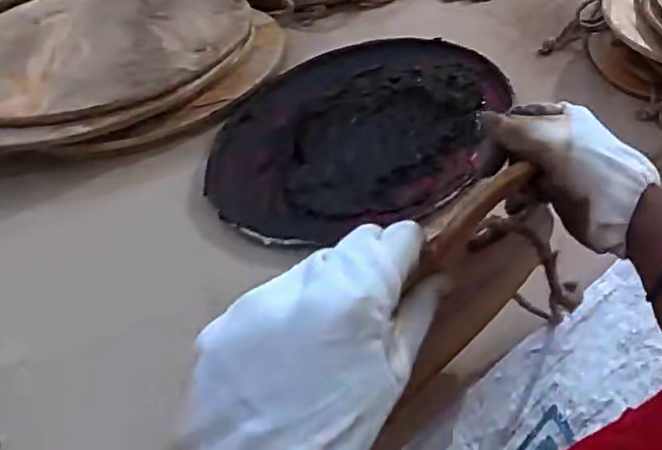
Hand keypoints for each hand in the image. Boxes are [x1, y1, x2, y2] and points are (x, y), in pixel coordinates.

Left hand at [179, 222, 446, 449]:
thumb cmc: (339, 430)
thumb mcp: (394, 374)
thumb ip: (420, 311)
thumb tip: (441, 276)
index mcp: (360, 287)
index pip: (401, 232)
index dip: (409, 254)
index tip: (408, 279)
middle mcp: (310, 278)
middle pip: (357, 243)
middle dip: (369, 267)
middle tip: (366, 314)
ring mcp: (260, 298)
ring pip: (313, 265)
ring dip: (326, 286)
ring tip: (320, 337)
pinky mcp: (220, 324)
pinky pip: (270, 296)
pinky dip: (285, 312)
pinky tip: (280, 354)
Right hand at [480, 103, 658, 253]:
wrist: (625, 208)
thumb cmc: (587, 166)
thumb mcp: (547, 140)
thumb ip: (513, 129)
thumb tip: (482, 118)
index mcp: (560, 116)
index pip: (518, 117)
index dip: (498, 135)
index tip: (484, 161)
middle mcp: (559, 135)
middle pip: (518, 143)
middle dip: (503, 161)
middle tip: (489, 180)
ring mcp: (561, 163)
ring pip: (522, 168)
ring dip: (511, 183)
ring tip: (514, 199)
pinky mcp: (562, 189)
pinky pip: (532, 188)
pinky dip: (523, 196)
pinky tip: (521, 207)